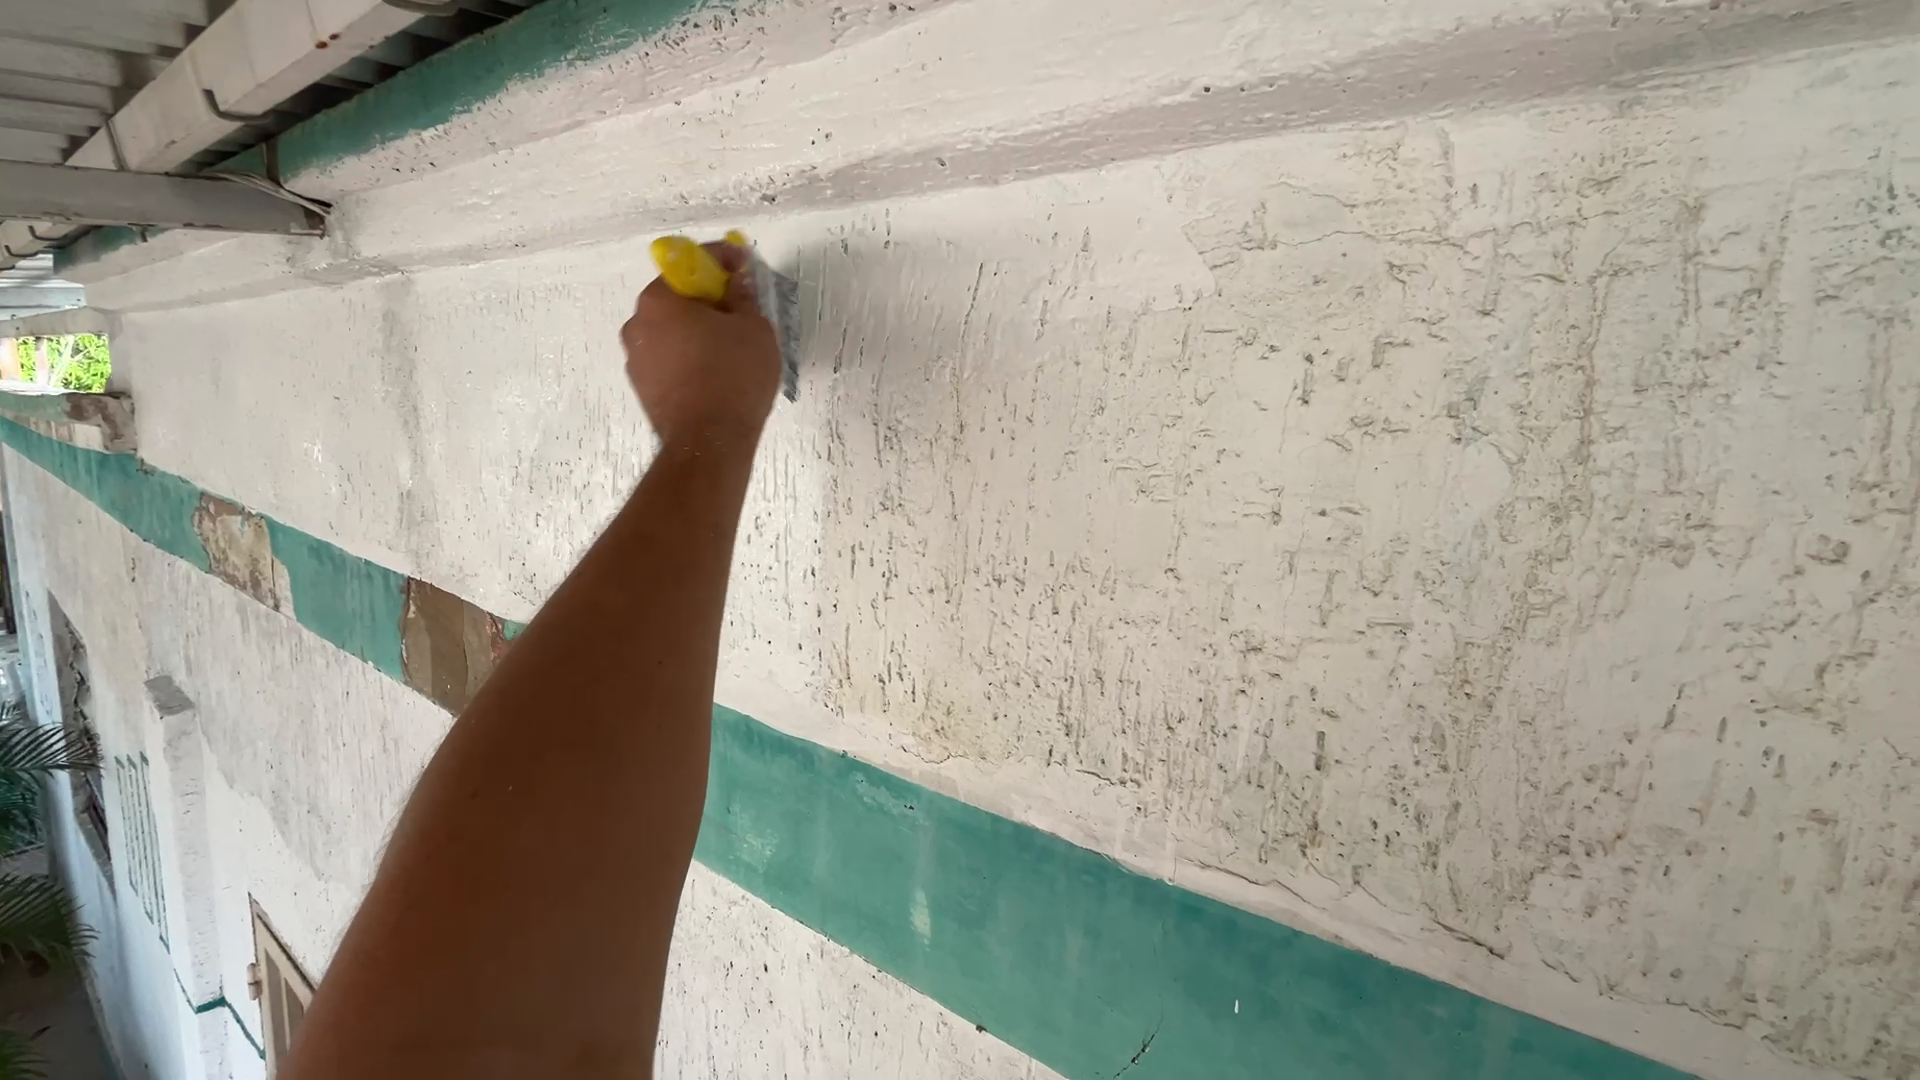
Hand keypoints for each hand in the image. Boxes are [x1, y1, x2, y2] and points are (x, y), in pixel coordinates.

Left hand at [621, 240, 781, 449]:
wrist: (710, 443)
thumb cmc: (734, 376)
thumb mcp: (754, 329)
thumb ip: (743, 297)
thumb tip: (736, 281)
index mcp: (660, 299)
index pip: (692, 263)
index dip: (723, 259)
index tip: (745, 263)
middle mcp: (637, 323)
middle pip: (678, 298)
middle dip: (709, 300)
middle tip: (742, 313)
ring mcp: (636, 358)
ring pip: (672, 332)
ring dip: (698, 333)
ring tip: (732, 352)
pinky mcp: (643, 389)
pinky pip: (671, 361)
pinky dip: (690, 360)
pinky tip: (716, 377)